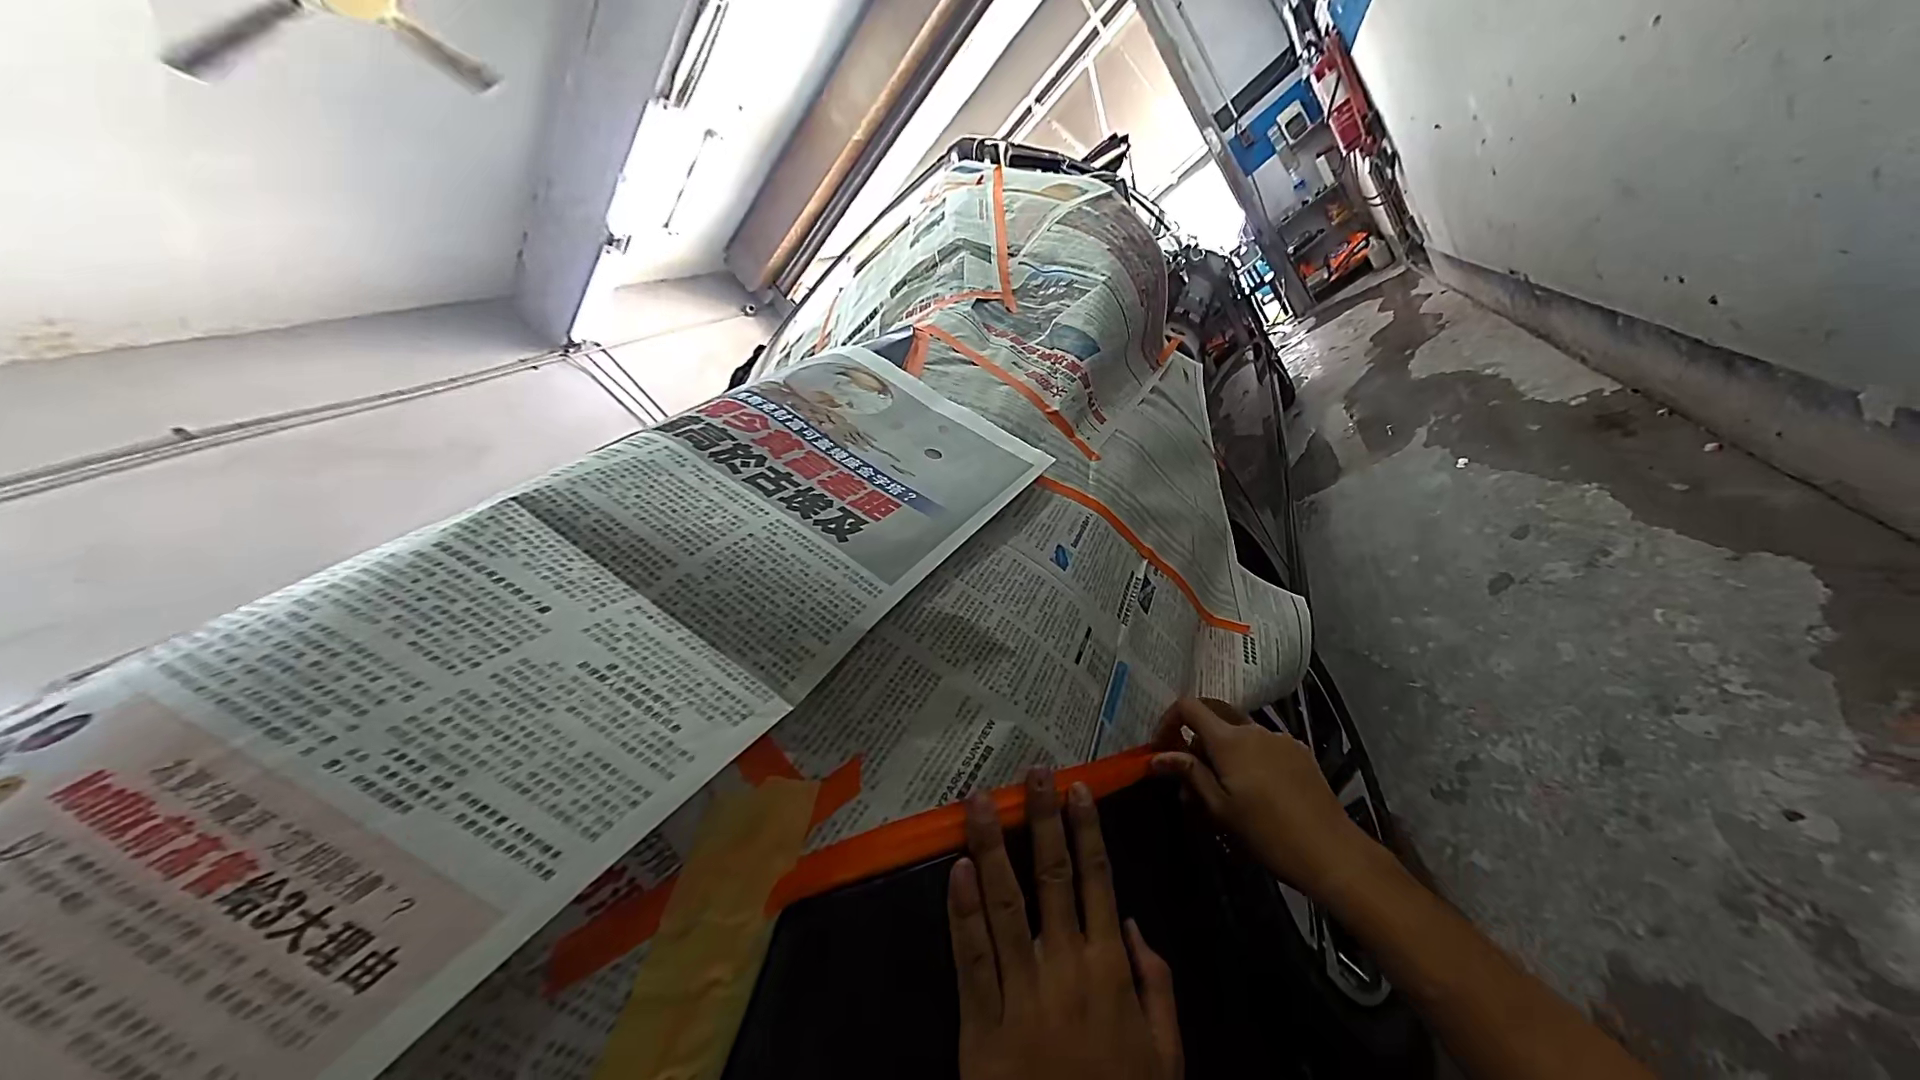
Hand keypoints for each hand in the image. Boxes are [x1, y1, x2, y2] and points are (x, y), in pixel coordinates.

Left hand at [947, 765, 1182, 1079]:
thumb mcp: (1164, 1055)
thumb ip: (1158, 986)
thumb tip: (1136, 923)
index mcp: (1109, 970)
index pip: (1098, 882)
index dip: (1087, 832)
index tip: (1077, 790)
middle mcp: (1065, 966)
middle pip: (1052, 878)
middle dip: (1042, 820)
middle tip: (1034, 773)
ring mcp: (1021, 991)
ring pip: (1004, 904)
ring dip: (989, 847)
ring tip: (977, 801)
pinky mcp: (980, 1022)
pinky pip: (970, 957)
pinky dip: (961, 912)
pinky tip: (955, 870)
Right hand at [1150, 697, 1378, 899]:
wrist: (1332, 852)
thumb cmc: (1267, 833)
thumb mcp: (1220, 808)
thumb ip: (1189, 774)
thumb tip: (1158, 757)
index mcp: (1229, 740)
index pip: (1188, 707)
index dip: (1168, 721)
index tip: (1161, 748)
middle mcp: (1254, 730)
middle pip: (1214, 714)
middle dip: (1194, 735)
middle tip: (1188, 772)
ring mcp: (1280, 739)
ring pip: (1238, 731)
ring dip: (1221, 749)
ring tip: (1220, 789)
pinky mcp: (1300, 752)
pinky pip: (1262, 744)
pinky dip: (1246, 756)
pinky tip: (1254, 790)